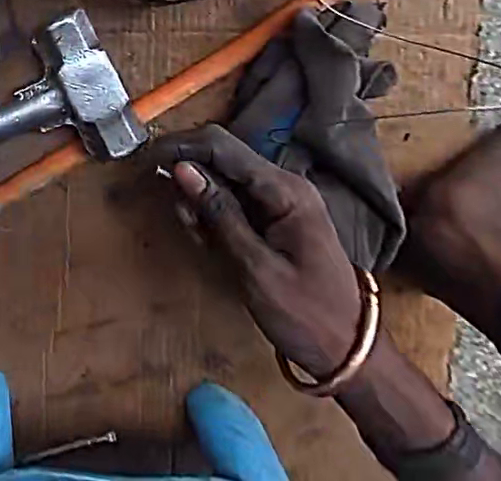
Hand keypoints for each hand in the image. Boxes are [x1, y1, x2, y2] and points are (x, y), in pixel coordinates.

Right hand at [149, 126, 366, 375]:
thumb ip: (219, 212)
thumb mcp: (256, 268)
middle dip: (189, 174)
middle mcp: (282, 183)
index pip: (222, 146)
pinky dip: (212, 211)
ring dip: (198, 196)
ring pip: (222, 175)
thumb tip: (181, 168)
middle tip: (177, 211)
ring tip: (197, 233)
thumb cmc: (306, 315)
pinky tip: (209, 238)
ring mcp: (279, 197)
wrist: (352, 354)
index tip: (148, 161)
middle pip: (220, 155)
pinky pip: (232, 196)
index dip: (182, 147)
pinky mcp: (273, 213)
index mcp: (284, 189)